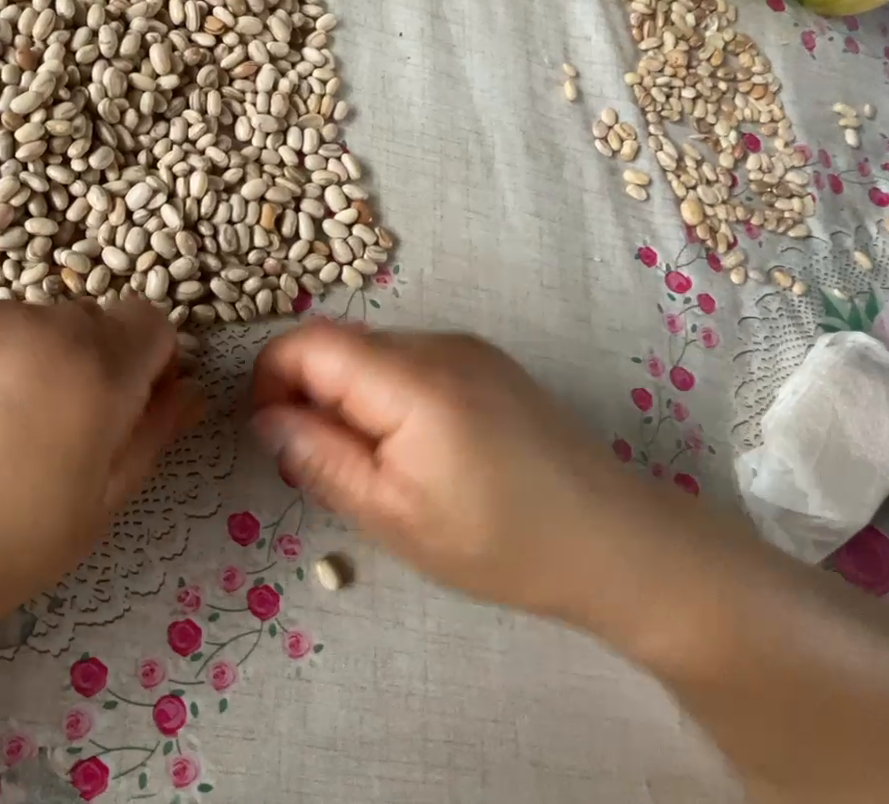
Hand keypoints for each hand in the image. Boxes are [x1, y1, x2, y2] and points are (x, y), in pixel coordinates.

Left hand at [0, 298, 200, 660]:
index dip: (146, 362)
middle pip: (87, 319)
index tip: (121, 405)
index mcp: (90, 371)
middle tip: (44, 429)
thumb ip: (150, 438)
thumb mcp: (90, 512)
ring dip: (26, 359)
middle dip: (86, 362)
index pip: (149, 320)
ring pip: (26, 322)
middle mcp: (32, 323)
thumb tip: (185, 391)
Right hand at [250, 321, 657, 618]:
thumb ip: (319, 458)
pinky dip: (381, 394)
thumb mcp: (391, 516)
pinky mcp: (483, 361)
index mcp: (412, 382)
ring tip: (369, 462)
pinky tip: (409, 447)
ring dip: (344, 396)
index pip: (307, 343)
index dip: (269, 378)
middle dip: (307, 393)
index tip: (270, 432)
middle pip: (335, 344)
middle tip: (318, 461)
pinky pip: (404, 361)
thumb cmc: (502, 544)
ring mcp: (465, 348)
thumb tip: (265, 418)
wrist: (623, 546)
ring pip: (367, 353)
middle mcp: (438, 345)